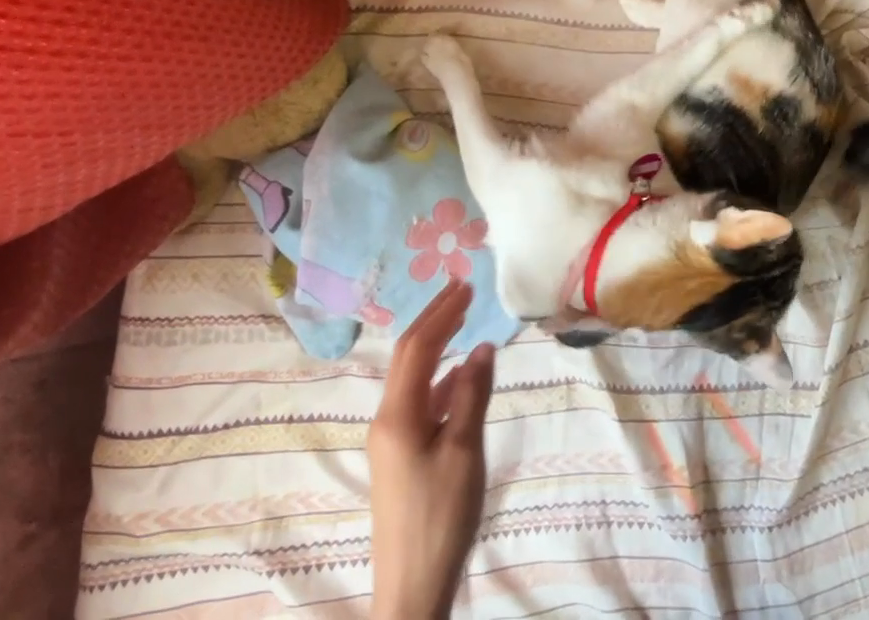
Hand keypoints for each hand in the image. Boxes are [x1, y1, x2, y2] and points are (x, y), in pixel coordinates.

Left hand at [368, 282, 495, 619]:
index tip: (467, 285)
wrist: (412, 583)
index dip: (442, 313)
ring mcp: (392, 439)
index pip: (417, 348)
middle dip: (434, 320)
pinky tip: (460, 377)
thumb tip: (481, 347)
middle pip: (407, 357)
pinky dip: (441, 378)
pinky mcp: (402, 456)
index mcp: (397, 415)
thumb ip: (472, 396)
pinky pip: (420, 401)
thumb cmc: (441, 515)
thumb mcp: (465, 451)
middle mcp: (387, 419)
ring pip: (413, 378)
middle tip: (462, 289)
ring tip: (464, 321)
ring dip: (437, 345)